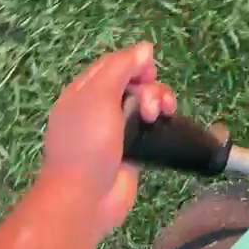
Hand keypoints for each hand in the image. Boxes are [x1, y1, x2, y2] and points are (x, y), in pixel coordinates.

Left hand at [38, 42, 176, 243]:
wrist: (84, 199)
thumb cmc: (87, 143)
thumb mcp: (99, 96)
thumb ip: (121, 67)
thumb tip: (145, 49)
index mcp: (83, 93)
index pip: (112, 65)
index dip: (133, 63)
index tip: (149, 71)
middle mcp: (98, 109)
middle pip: (132, 83)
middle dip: (148, 86)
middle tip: (152, 103)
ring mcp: (115, 130)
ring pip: (144, 103)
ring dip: (158, 100)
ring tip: (162, 114)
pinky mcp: (131, 149)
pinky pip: (149, 126)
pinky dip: (160, 122)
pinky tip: (166, 123)